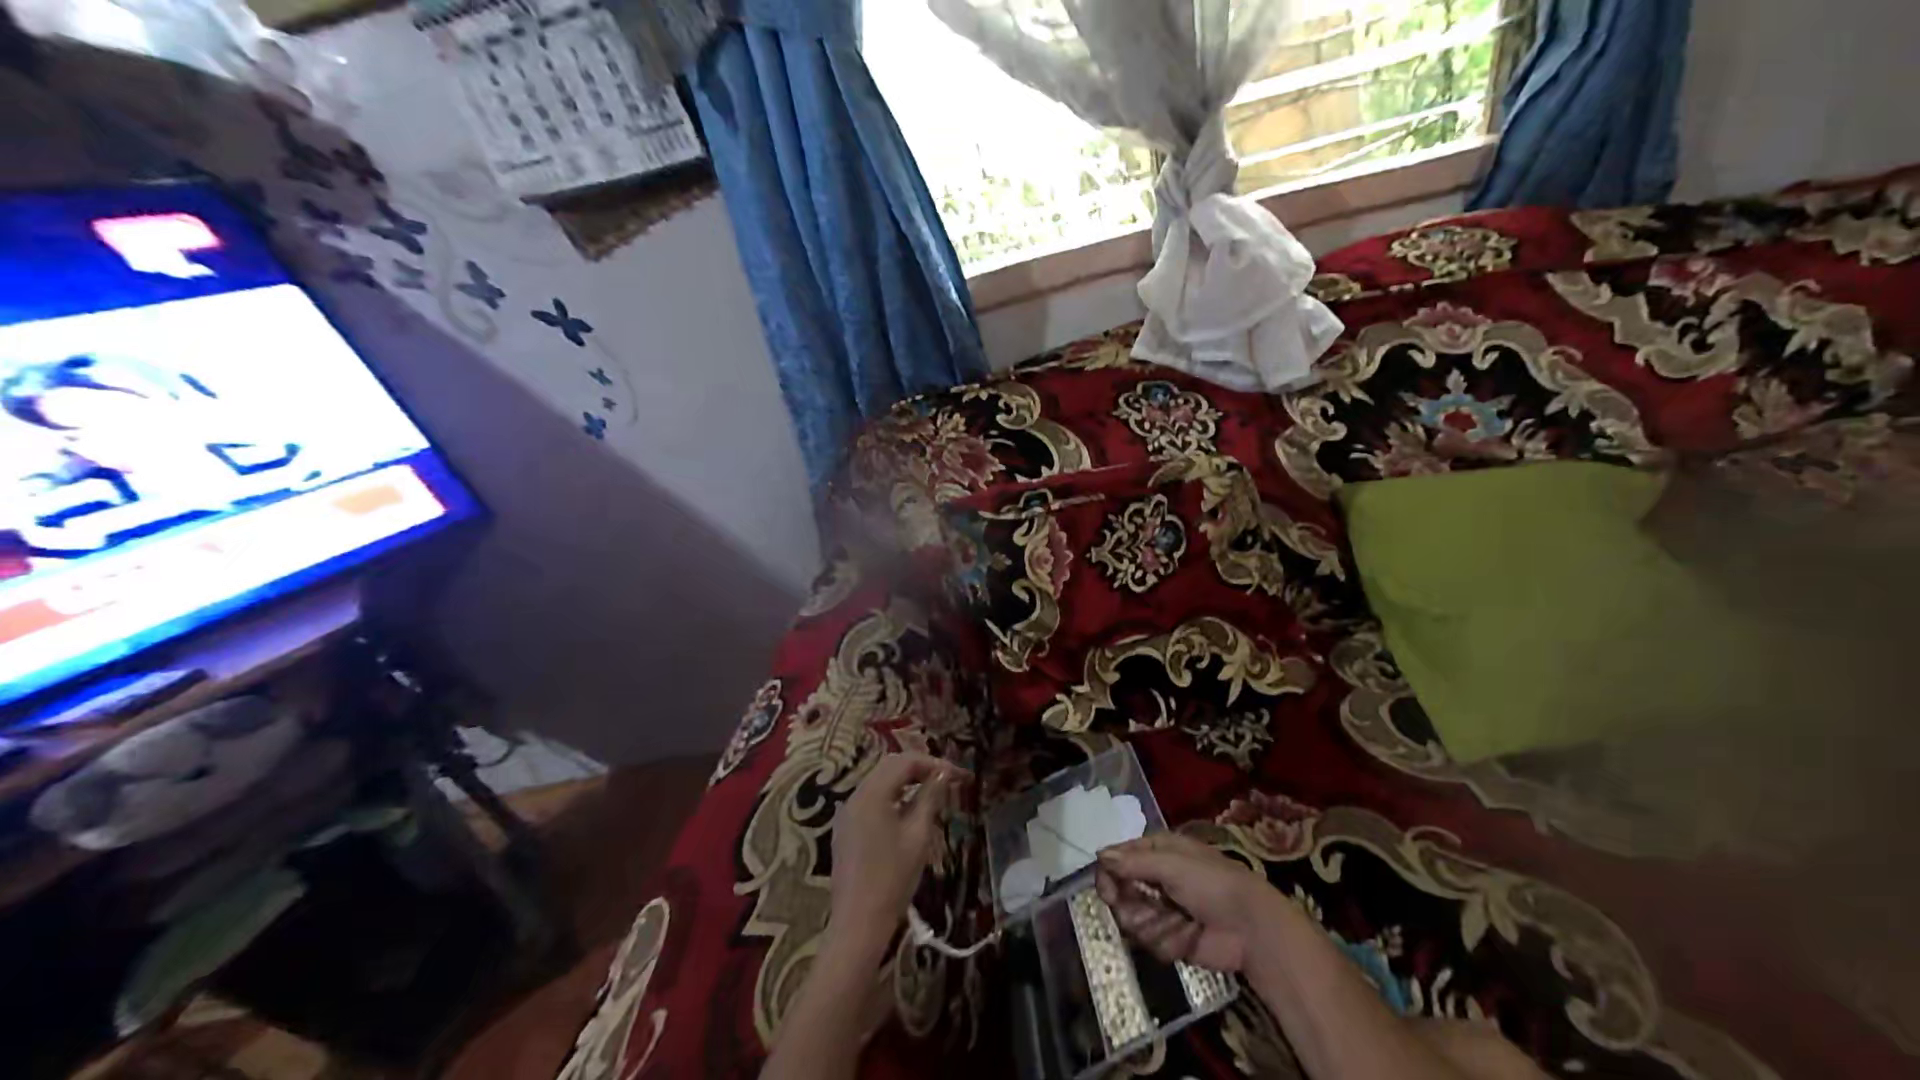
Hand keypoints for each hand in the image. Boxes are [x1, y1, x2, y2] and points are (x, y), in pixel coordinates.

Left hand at [826, 752, 968, 964]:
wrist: (859, 923)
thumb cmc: (893, 879)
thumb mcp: (918, 835)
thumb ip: (930, 798)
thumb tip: (943, 775)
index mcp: (872, 794)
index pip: (905, 761)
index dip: (935, 764)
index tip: (960, 776)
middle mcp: (855, 796)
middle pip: (890, 767)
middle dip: (921, 769)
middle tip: (949, 780)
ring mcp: (848, 813)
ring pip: (881, 783)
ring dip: (908, 782)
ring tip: (935, 793)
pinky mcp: (847, 829)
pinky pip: (873, 800)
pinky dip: (894, 797)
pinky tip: (911, 812)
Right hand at [1095, 831, 1280, 972]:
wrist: (1251, 929)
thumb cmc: (1213, 884)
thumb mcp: (1172, 865)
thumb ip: (1134, 862)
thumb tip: (1099, 854)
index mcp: (1156, 851)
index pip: (1117, 858)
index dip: (1108, 873)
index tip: (1108, 891)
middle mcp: (1154, 878)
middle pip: (1118, 890)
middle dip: (1126, 903)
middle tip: (1137, 910)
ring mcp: (1161, 909)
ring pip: (1130, 917)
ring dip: (1148, 923)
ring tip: (1173, 923)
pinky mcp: (1169, 938)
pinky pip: (1148, 940)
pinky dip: (1164, 940)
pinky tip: (1184, 936)